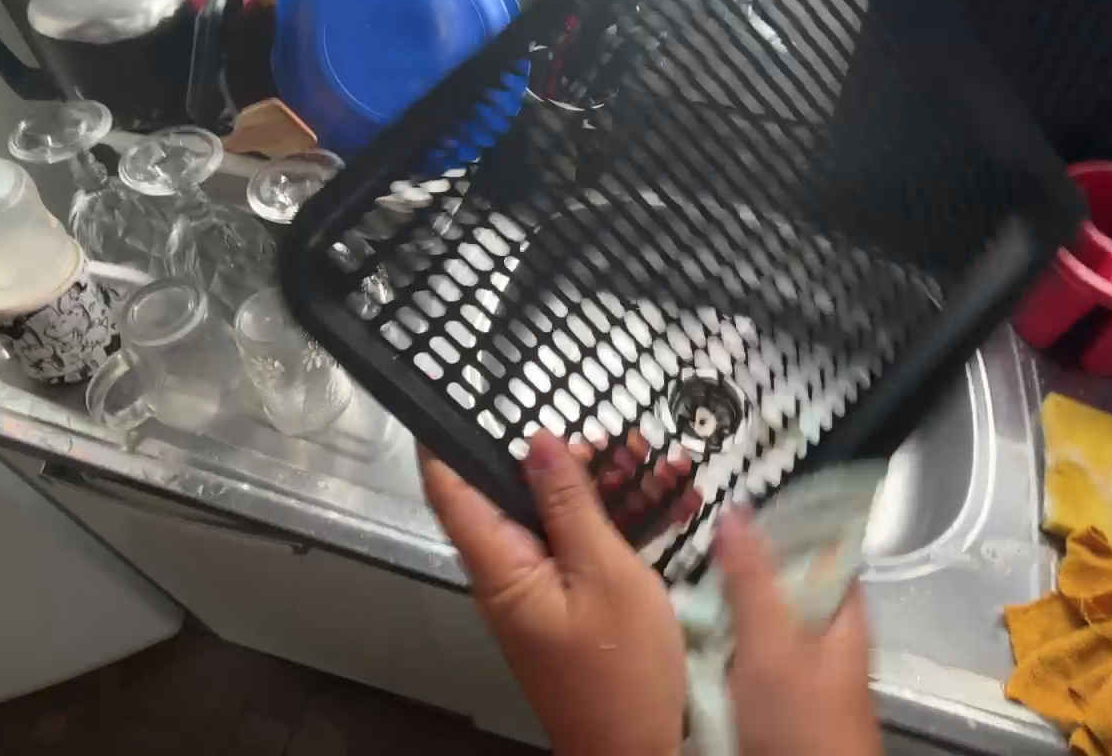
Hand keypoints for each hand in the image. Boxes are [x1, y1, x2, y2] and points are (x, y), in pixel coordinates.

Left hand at [420, 433, 684, 755]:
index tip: (454, 393)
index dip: (444, 439)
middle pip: (518, 488)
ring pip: (561, 509)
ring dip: (606, 482)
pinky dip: (619, 516)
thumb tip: (535, 440)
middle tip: (621, 439)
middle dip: (567, 454)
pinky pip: (585, 538)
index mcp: (499, 562)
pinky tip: (668, 500)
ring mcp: (540, 580)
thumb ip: (568, 503)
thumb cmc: (621, 669)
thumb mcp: (603, 572)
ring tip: (656, 462)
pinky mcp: (567, 592)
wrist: (639, 753)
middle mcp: (509, 566)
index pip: (450, 489)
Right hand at [717, 510, 882, 755]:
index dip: (787, 515)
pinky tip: (694, 615)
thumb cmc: (801, 722)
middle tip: (700, 523)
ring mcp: (801, 665)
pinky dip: (726, 626)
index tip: (742, 489)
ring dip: (732, 590)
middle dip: (747, 553)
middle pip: (788, 576)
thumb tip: (736, 508)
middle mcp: (826, 632)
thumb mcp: (772, 643)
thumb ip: (752, 578)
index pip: (822, 544)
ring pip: (764, 610)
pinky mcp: (776, 692)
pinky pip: (749, 643)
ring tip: (688, 559)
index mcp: (843, 612)